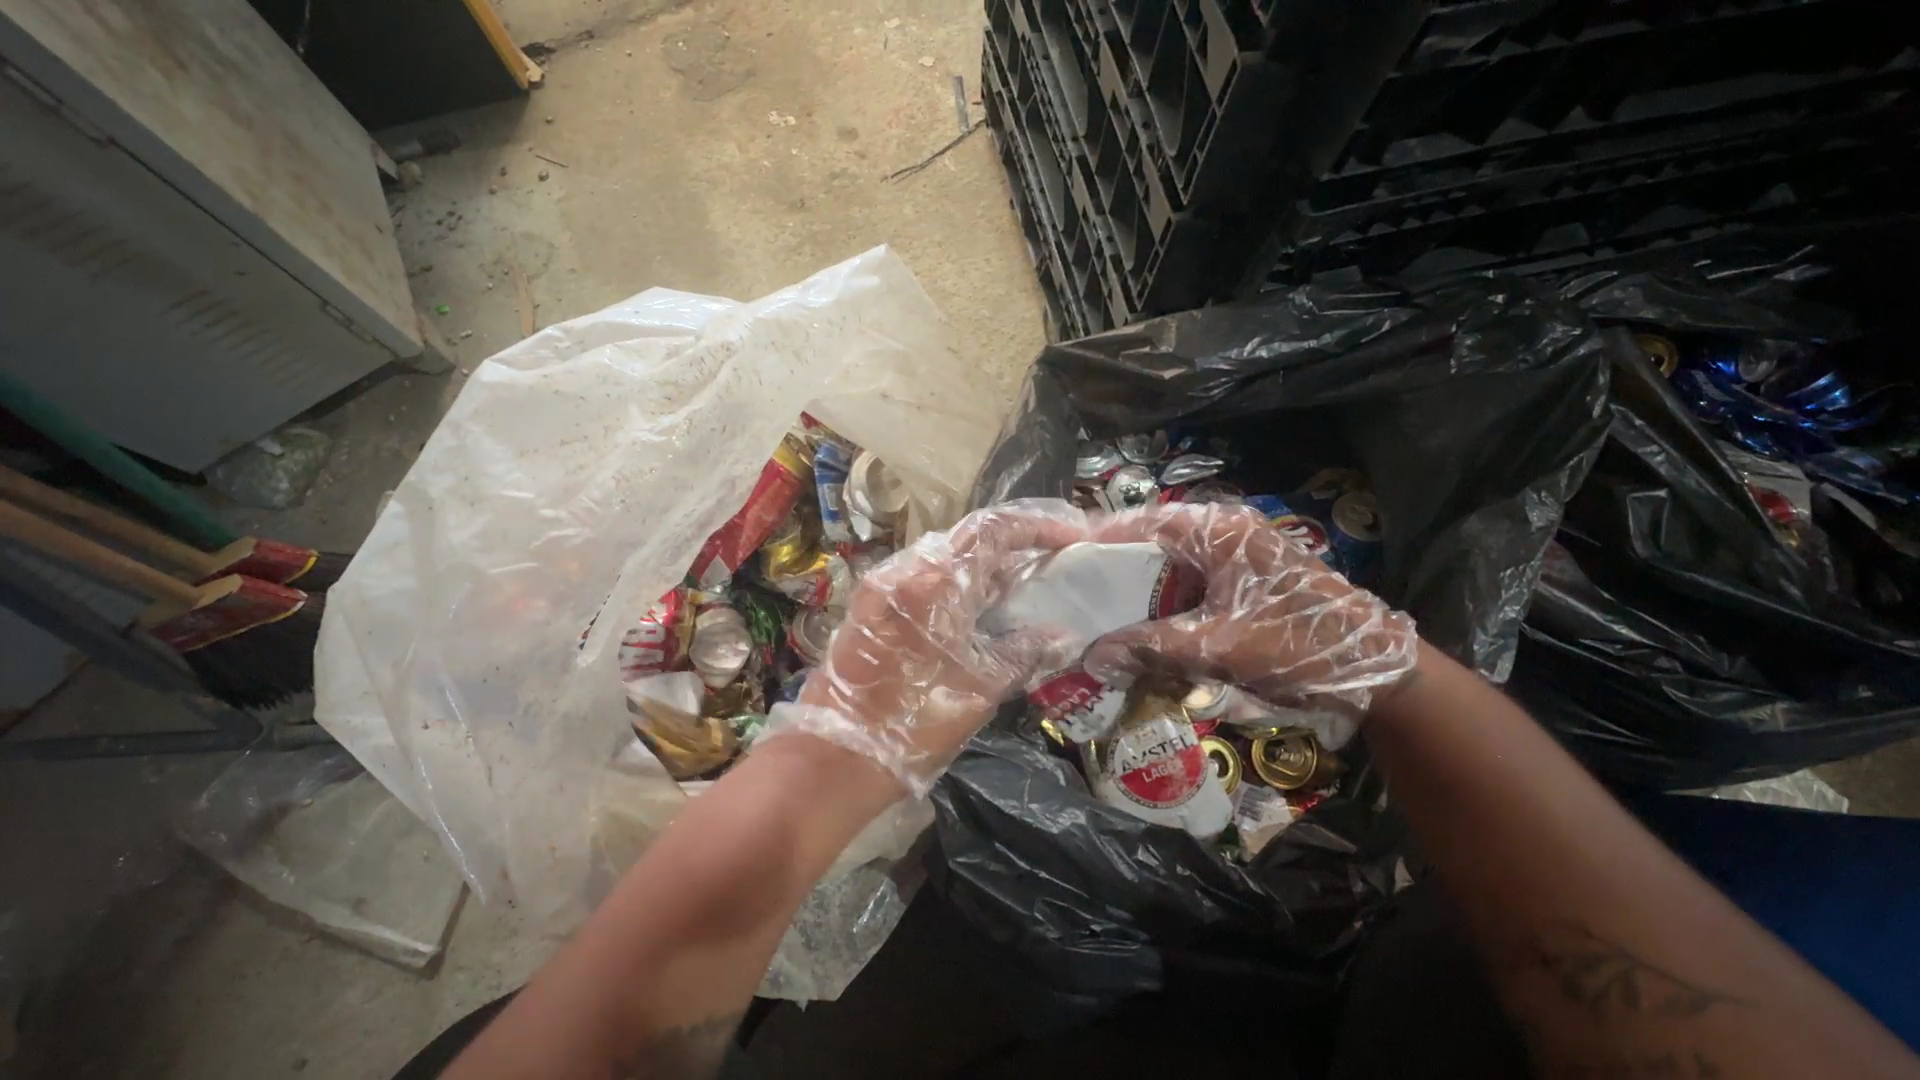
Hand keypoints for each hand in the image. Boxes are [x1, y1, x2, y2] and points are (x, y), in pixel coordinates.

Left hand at [768, 501, 1088, 796]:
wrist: (834, 760)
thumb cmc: (912, 724)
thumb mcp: (980, 690)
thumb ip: (1025, 652)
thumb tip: (1061, 634)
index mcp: (933, 582)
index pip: (994, 529)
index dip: (1038, 527)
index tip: (1073, 538)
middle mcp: (904, 571)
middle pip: (969, 539)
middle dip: (1015, 545)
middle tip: (1054, 561)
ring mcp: (881, 588)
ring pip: (945, 559)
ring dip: (986, 566)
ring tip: (1026, 585)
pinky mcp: (870, 610)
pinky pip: (924, 581)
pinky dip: (959, 586)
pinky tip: (983, 610)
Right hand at [1083, 501, 1417, 711]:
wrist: (1376, 668)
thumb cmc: (1297, 641)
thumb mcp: (1219, 644)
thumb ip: (1152, 646)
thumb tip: (1091, 656)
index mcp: (1216, 530)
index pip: (1138, 523)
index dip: (1095, 543)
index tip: (1057, 565)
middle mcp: (1222, 535)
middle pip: (1149, 549)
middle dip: (1111, 578)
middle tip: (1071, 603)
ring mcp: (1234, 561)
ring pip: (1168, 575)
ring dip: (1137, 601)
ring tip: (1097, 624)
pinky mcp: (1242, 587)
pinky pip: (1189, 594)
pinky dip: (1164, 615)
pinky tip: (1142, 641)